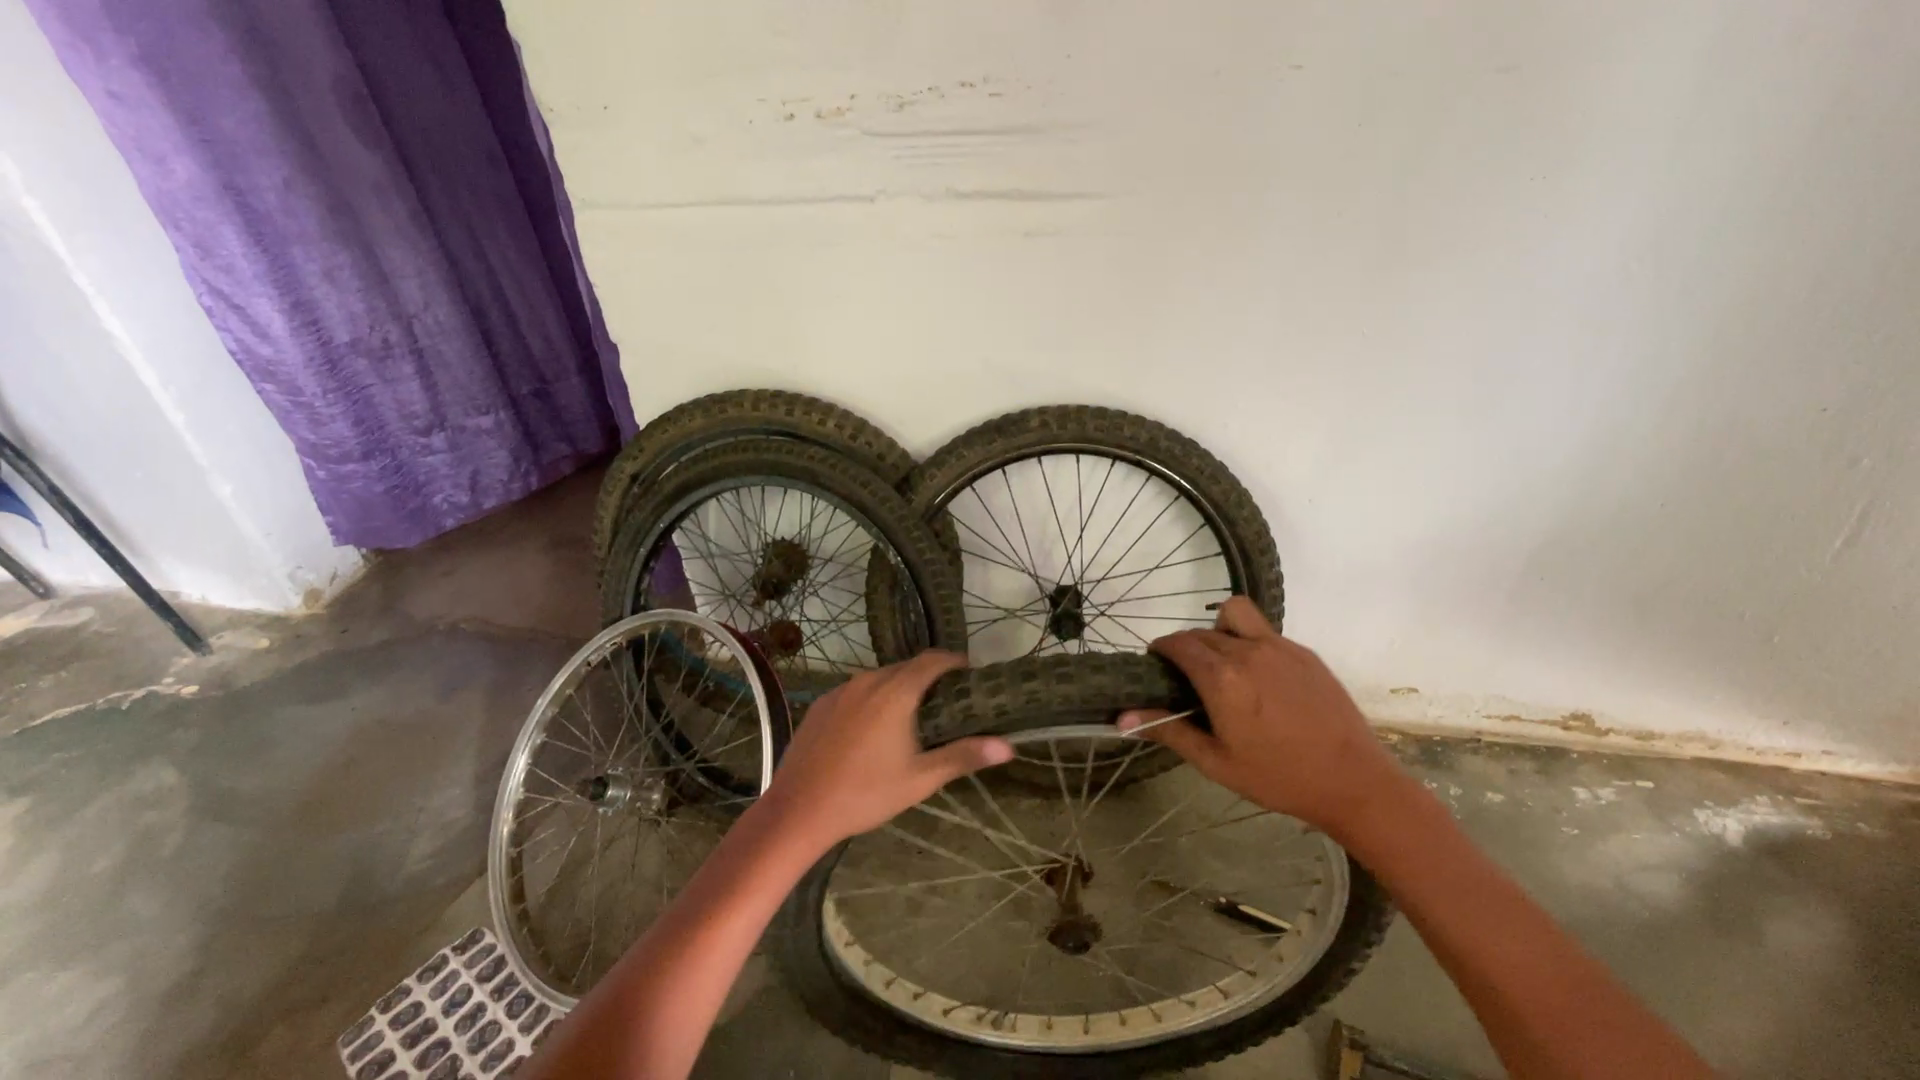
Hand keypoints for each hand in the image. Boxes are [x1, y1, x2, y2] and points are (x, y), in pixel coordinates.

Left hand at [756, 651, 1013, 848]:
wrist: (798, 810)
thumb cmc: (865, 794)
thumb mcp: (921, 779)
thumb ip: (964, 756)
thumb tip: (1008, 747)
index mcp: (895, 692)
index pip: (933, 660)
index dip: (955, 663)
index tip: (972, 677)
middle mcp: (867, 681)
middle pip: (906, 668)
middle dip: (930, 679)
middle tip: (949, 705)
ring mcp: (839, 691)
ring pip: (879, 680)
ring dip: (900, 690)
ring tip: (914, 719)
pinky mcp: (820, 705)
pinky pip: (856, 693)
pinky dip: (873, 702)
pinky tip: (874, 732)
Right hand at [1118, 597, 1403, 835]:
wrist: (1352, 780)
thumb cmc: (1277, 777)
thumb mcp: (1215, 761)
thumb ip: (1168, 730)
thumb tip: (1121, 717)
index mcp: (1222, 677)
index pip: (1178, 644)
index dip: (1160, 650)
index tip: (1156, 666)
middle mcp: (1247, 651)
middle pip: (1201, 631)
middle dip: (1185, 646)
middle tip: (1186, 678)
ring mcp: (1280, 647)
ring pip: (1235, 614)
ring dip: (1218, 630)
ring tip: (1223, 664)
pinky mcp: (1305, 653)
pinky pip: (1265, 632)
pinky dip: (1250, 642)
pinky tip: (1260, 680)